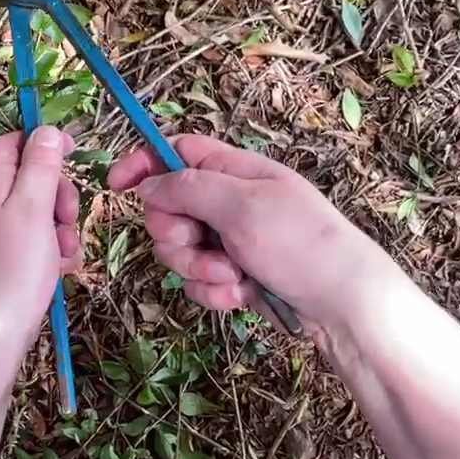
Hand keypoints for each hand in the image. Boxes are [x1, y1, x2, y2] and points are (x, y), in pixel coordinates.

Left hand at [0, 127, 82, 346]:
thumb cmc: (13, 265)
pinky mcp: (10, 259)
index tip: (70, 150)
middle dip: (59, 192)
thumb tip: (46, 129)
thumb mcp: (33, 207)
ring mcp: (0, 233)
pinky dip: (55, 250)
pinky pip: (39, 241)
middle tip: (67, 214)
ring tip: (65, 250)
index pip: (9, 143)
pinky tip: (61, 268)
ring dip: (62, 226)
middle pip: (31, 177)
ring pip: (41, 212)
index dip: (39, 141)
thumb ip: (40, 165)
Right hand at [107, 135, 398, 332]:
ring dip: (198, 268)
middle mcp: (228, 202)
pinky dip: (214, 291)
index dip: (143, 163)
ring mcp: (229, 240)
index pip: (176, 152)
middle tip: (199, 242)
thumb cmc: (301, 244)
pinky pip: (197, 281)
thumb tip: (148, 184)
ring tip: (233, 277)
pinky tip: (241, 296)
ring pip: (178, 250)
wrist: (343, 307)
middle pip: (167, 207)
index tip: (116, 184)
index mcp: (235, 171)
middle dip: (175, 232)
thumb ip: (188, 189)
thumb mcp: (242, 205)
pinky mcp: (232, 275)